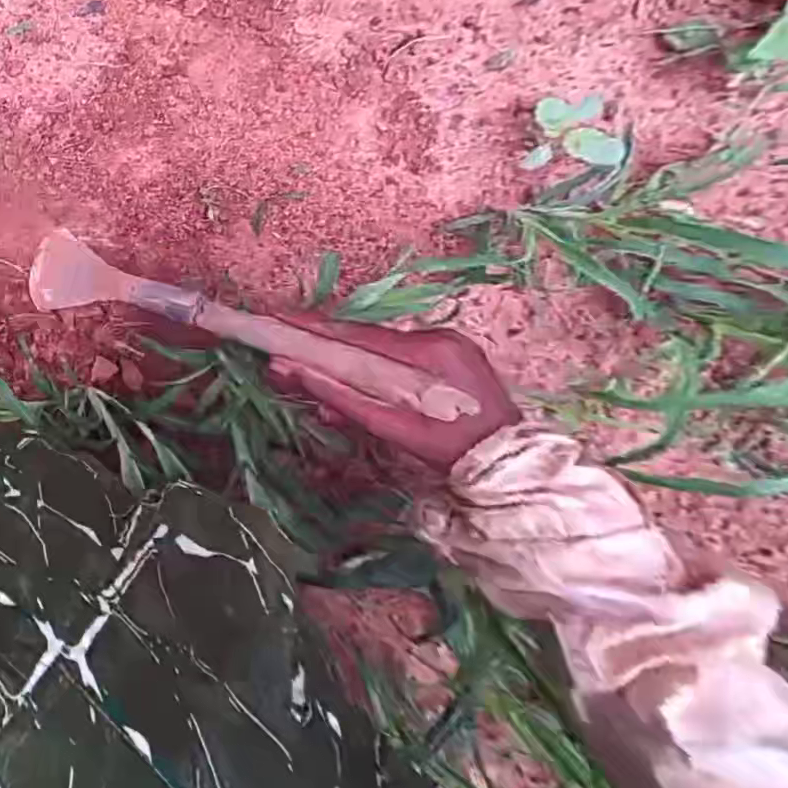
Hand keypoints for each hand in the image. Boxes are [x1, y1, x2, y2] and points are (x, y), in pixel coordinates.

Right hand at [268, 318, 519, 469]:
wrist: (511, 465)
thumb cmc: (448, 450)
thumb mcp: (386, 425)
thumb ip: (336, 394)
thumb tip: (287, 369)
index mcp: (425, 352)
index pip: (351, 335)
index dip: (309, 329)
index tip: (276, 322)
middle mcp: (435, 338)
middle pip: (360, 337)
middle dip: (317, 344)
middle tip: (282, 345)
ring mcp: (444, 344)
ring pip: (373, 344)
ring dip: (338, 356)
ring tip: (308, 370)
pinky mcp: (446, 354)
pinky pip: (391, 351)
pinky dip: (363, 362)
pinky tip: (345, 376)